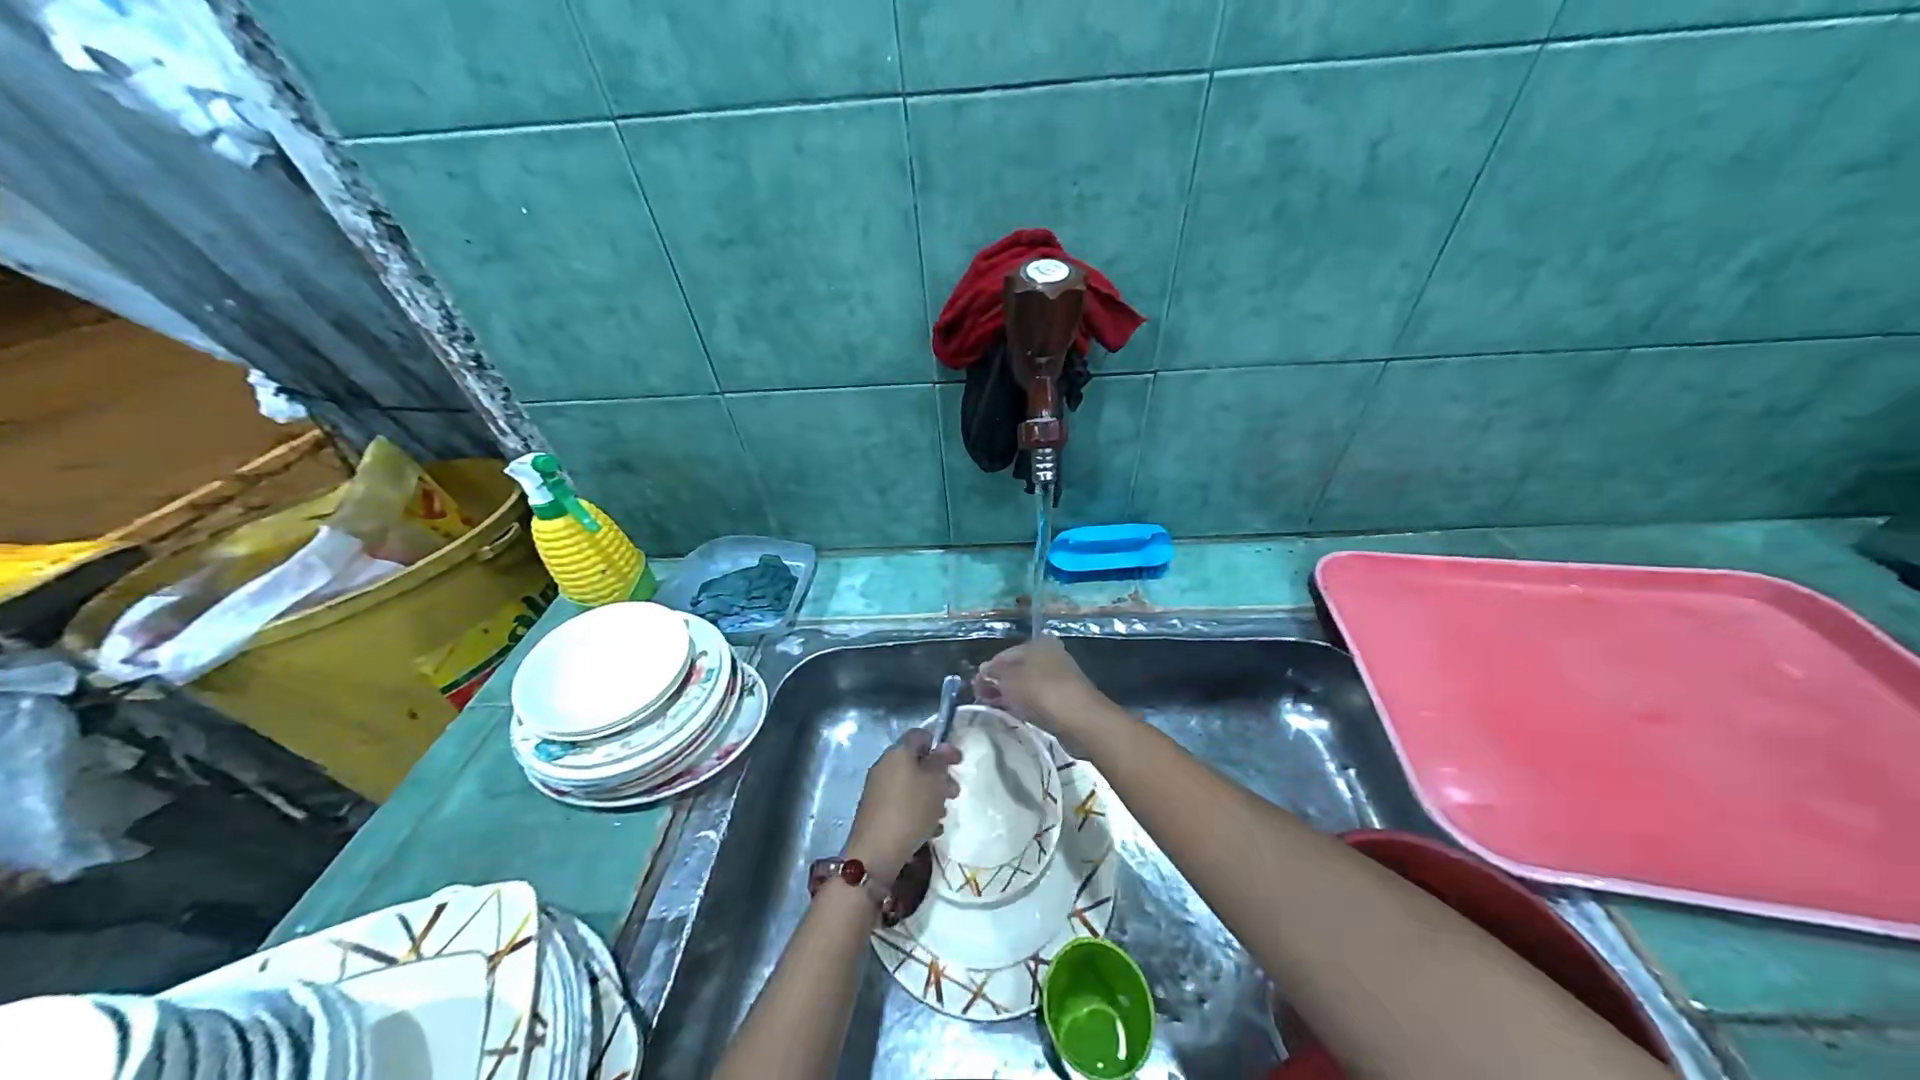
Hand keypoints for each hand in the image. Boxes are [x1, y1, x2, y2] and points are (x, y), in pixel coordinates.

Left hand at [846, 728, 960, 876]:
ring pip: (910, 784)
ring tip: (943, 814)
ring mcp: (878, 788)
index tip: (956, 762)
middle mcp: (885, 765)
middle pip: (916, 762)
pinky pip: (902, 801)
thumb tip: (943, 747)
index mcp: (898, 752)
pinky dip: (917, 809)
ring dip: (930, 794)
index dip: (940, 745)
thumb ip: (941, 762)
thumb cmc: (911, 810)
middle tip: (954, 792)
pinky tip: (930, 828)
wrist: (876, 852)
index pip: (920, 735)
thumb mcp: (934, 782)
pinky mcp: (876, 810)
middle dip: (938, 775)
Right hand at [973, 636, 1118, 740]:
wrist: (1081, 720)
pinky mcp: (1063, 699)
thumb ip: (993, 674)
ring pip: (1026, 684)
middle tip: (982, 699)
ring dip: (1009, 694)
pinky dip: (1023, 704)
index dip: (987, 670)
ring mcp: (1058, 678)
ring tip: (994, 707)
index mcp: (1038, 644)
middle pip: (1015, 668)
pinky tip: (1013, 713)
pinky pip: (1036, 699)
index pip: (1004, 654)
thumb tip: (983, 670)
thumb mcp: (1010, 680)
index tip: (974, 687)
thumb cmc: (1042, 692)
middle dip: (997, 682)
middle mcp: (1049, 656)